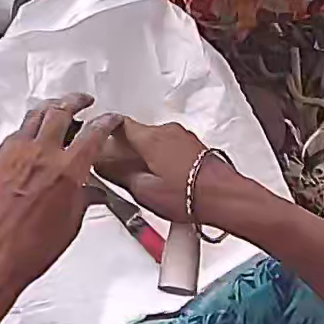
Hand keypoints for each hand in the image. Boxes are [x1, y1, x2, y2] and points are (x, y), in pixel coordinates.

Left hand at [0, 96, 118, 291]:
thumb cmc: (29, 249)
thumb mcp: (71, 223)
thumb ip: (84, 198)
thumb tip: (92, 192)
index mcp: (68, 171)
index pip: (95, 132)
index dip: (107, 121)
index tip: (111, 118)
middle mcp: (42, 155)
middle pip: (62, 110)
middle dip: (76, 101)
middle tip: (84, 101)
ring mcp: (17, 154)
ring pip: (36, 114)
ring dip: (52, 106)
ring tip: (59, 106)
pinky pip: (17, 131)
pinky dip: (30, 124)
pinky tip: (34, 131)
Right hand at [95, 117, 268, 227]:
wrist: (225, 199)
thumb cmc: (191, 196)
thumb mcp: (143, 191)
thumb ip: (118, 174)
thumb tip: (103, 167)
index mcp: (151, 138)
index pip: (118, 125)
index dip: (104, 134)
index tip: (97, 144)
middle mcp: (168, 131)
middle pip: (136, 134)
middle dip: (125, 151)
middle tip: (118, 171)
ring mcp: (183, 137)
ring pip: (154, 141)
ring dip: (145, 156)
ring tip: (145, 182)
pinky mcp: (194, 147)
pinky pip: (170, 147)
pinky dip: (162, 159)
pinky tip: (164, 181)